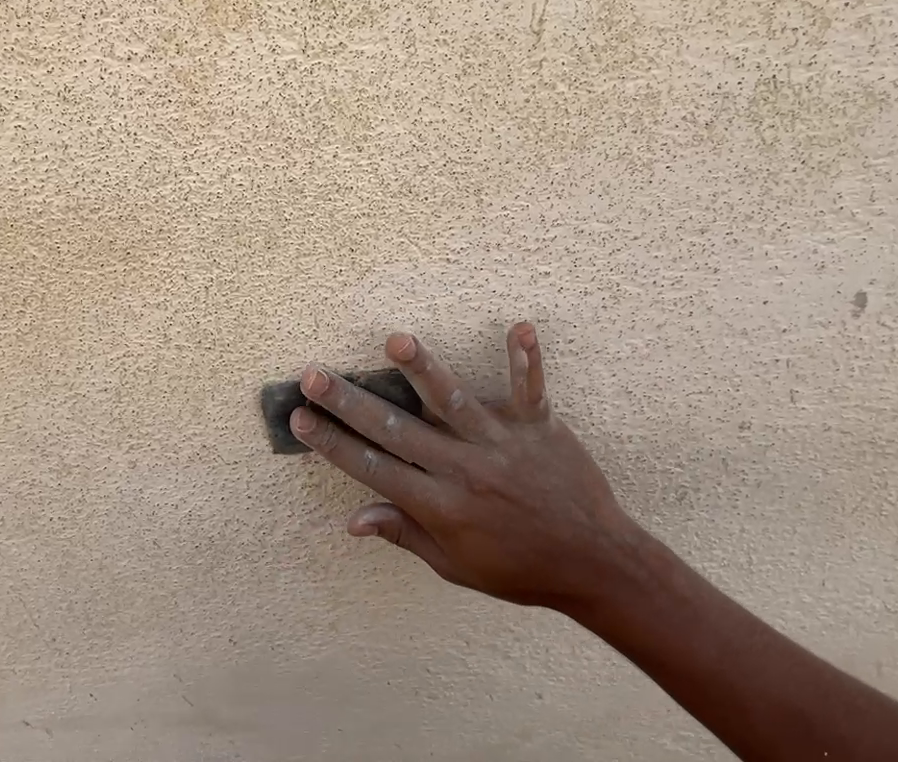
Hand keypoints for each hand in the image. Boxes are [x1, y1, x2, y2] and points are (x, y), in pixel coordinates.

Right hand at [290, 324, 648, 611]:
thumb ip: (404, 533)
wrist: (598, 566)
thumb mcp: (454, 565)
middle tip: (314, 375)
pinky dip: (525, 360)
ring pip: (454, 400)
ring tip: (396, 340)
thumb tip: (352, 520)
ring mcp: (501, 445)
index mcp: (441, 506)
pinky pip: (530, 390)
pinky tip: (519, 327)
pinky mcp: (538, 428)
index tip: (300, 418)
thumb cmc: (521, 569)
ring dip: (424, 369)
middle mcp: (465, 470)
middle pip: (396, 429)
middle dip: (349, 401)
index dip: (332, 443)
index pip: (372, 468)